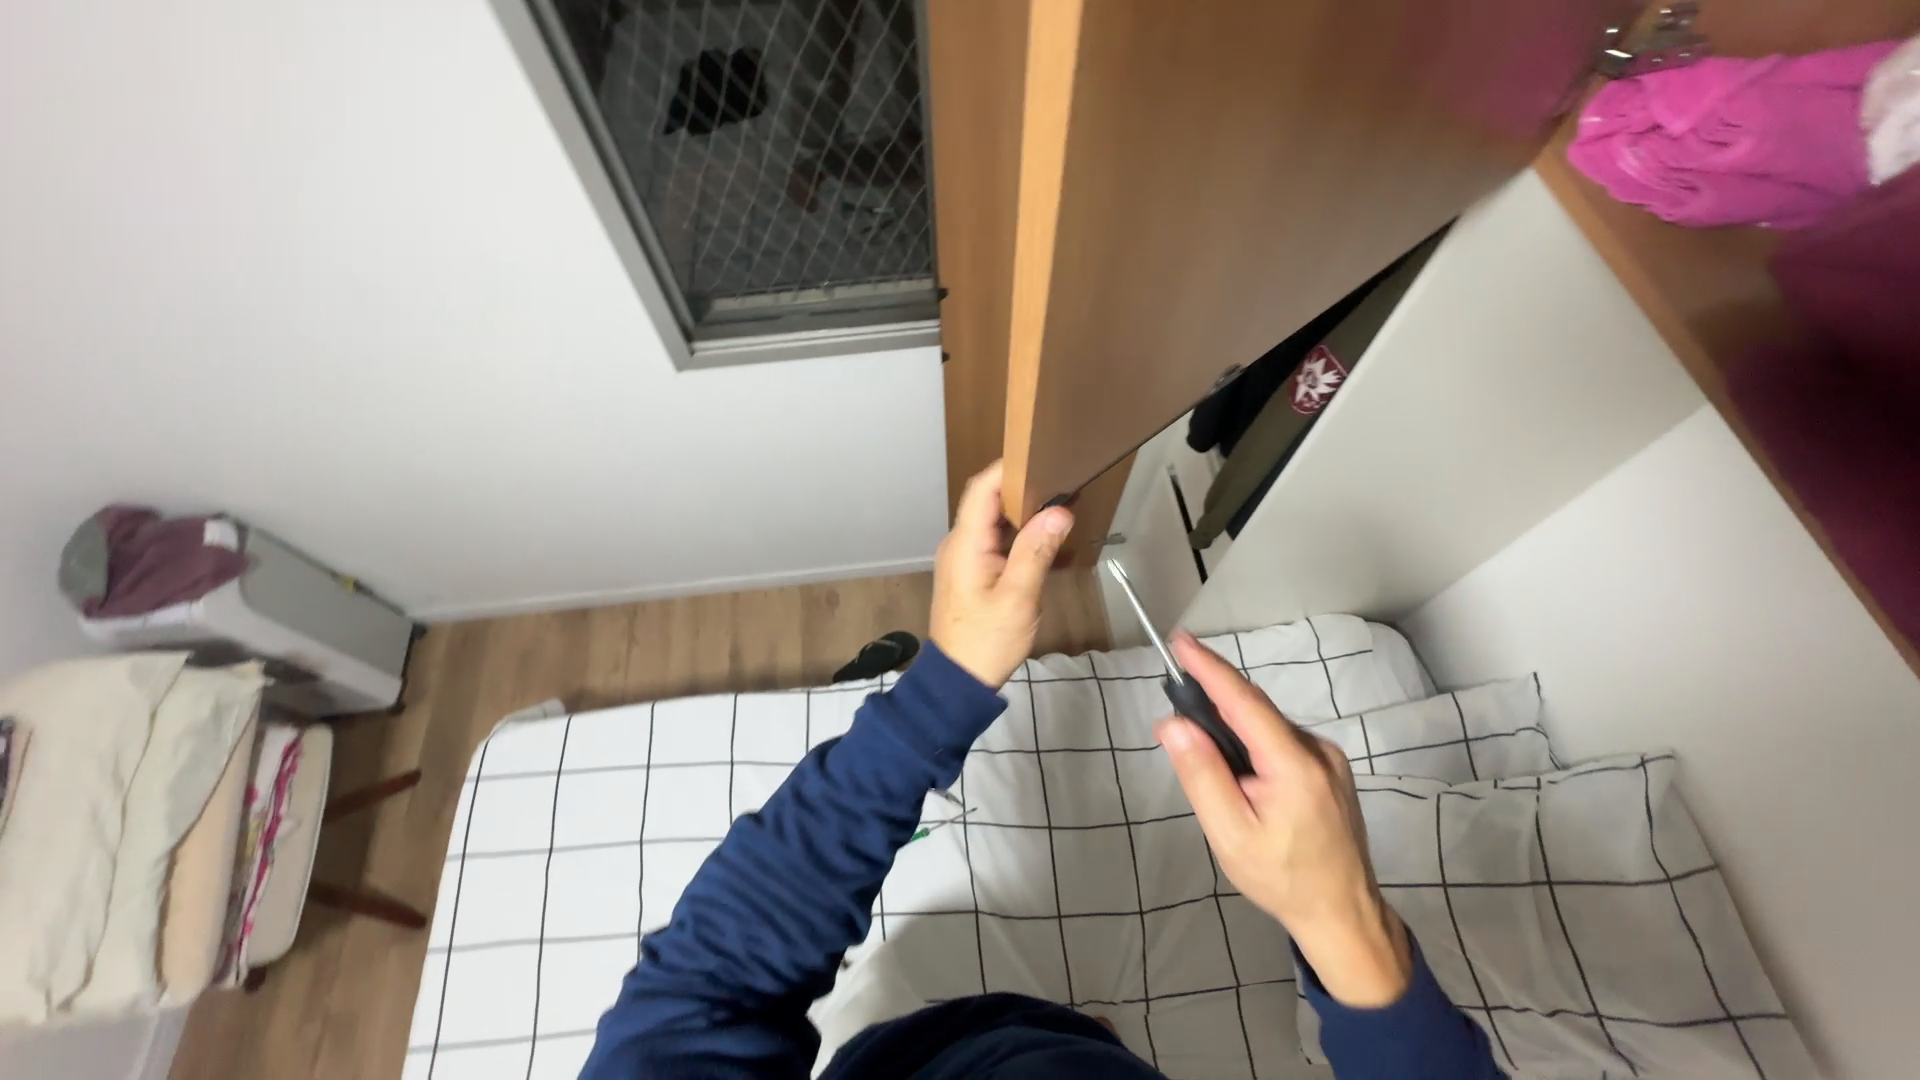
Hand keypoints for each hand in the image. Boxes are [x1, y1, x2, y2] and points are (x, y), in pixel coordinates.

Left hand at [929, 461, 1073, 687]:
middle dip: (1023, 491)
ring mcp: (963, 559)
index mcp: (965, 543)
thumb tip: (1059, 512)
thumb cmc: (987, 640)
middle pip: (988, 502)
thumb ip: (1036, 551)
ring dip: (1024, 516)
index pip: (982, 489)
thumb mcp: (1018, 597)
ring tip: (1061, 511)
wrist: (958, 680)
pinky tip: (1045, 546)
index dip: (1009, 470)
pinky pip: (994, 544)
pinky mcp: (971, 574)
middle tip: (1062, 487)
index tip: (1043, 462)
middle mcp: (959, 544)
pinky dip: (1018, 539)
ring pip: (994, 523)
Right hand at [1157, 632, 1412, 1006]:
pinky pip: (1279, 740)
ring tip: (1204, 754)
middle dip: (1213, 699)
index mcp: (1294, 764)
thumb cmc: (1280, 877)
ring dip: (1232, 726)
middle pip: (1255, 710)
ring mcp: (1328, 757)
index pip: (1244, 701)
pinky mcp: (1329, 767)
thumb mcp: (1230, 833)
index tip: (1180, 640)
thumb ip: (1202, 774)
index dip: (1210, 668)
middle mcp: (1317, 749)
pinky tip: (1238, 770)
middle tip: (1175, 707)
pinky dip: (1251, 742)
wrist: (1344, 915)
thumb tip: (1174, 723)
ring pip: (1267, 725)